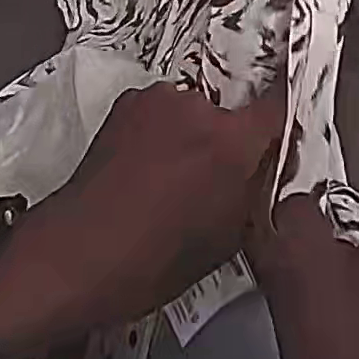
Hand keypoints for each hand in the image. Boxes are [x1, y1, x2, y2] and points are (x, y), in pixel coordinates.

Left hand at [0, 80, 286, 358]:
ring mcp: (159, 99)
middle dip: (228, 137)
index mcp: (231, 143)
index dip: (282, 116)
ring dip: (191, 132)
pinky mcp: (128, 101)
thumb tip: (265, 166)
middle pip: (230, 113)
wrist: (76, 254)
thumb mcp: (227, 236)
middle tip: (213, 174)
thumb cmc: (156, 259)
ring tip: (168, 174)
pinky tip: (143, 166)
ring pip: (194, 110)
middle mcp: (198, 107)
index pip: (277, 106)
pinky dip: (161, 129)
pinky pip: (161, 110)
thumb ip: (254, 189)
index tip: (281, 123)